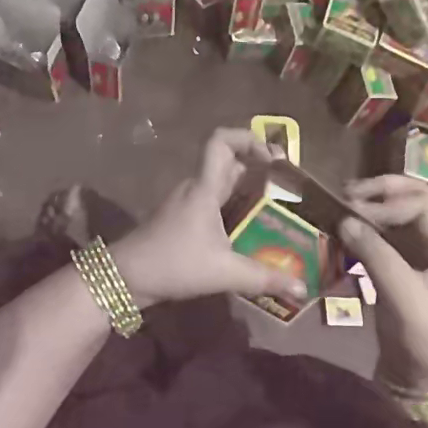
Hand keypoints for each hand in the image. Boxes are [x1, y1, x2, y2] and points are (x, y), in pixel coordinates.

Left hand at [110, 128, 307, 305]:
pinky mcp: (181, 220)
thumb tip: (302, 289)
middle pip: (229, 163)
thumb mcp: (224, 272)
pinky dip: (233, 209)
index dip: (249, 139)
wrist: (124, 278)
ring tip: (276, 211)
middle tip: (288, 190)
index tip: (275, 158)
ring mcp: (185, 203)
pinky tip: (248, 232)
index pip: (221, 141)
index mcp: (204, 187)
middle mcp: (195, 188)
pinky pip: (212, 203)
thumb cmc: (173, 264)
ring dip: (247, 192)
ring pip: (221, 185)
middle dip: (259, 170)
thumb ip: (264, 279)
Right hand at [339, 176, 427, 394]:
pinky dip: (364, 226)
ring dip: (371, 205)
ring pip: (397, 213)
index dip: (387, 202)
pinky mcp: (400, 266)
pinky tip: (344, 229)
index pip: (422, 205)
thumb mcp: (404, 300)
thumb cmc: (425, 341)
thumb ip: (378, 258)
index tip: (352, 212)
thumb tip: (345, 221)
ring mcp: (420, 254)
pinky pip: (383, 234)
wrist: (424, 381)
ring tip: (341, 205)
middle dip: (381, 191)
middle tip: (346, 194)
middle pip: (414, 198)